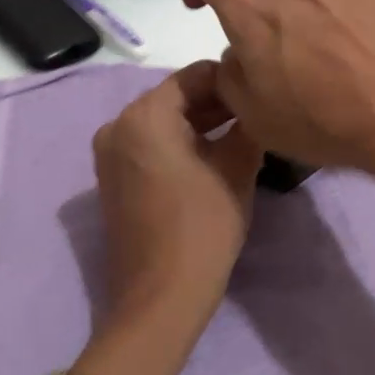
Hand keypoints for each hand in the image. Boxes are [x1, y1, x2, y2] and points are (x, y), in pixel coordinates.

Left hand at [90, 60, 263, 316]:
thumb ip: (248, 121)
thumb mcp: (238, 165)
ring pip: (167, 121)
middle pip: (179, 96)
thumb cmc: (201, 226)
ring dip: (203, 124)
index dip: (234, 80)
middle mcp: (118, 125)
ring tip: (244, 136)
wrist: (160, 301)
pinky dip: (183, 144)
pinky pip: (154, 144)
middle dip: (218, 103)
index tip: (263, 94)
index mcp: (144, 115)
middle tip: (257, 115)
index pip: (197, 74)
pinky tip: (216, 158)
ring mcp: (111, 154)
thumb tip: (256, 101)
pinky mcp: (114, 180)